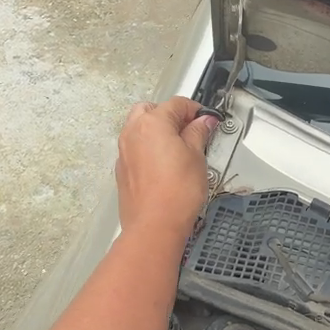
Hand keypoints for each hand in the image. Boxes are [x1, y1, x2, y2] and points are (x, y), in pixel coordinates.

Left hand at [115, 97, 217, 240]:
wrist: (155, 226)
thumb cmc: (175, 193)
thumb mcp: (197, 156)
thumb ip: (198, 133)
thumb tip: (203, 123)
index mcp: (152, 123)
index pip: (176, 103)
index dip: (195, 109)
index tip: (206, 119)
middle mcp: (133, 133)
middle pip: (152, 110)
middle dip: (172, 116)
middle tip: (192, 130)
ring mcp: (124, 152)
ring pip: (140, 129)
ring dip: (158, 131)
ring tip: (180, 148)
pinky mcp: (123, 170)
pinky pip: (136, 149)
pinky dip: (149, 149)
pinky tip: (166, 165)